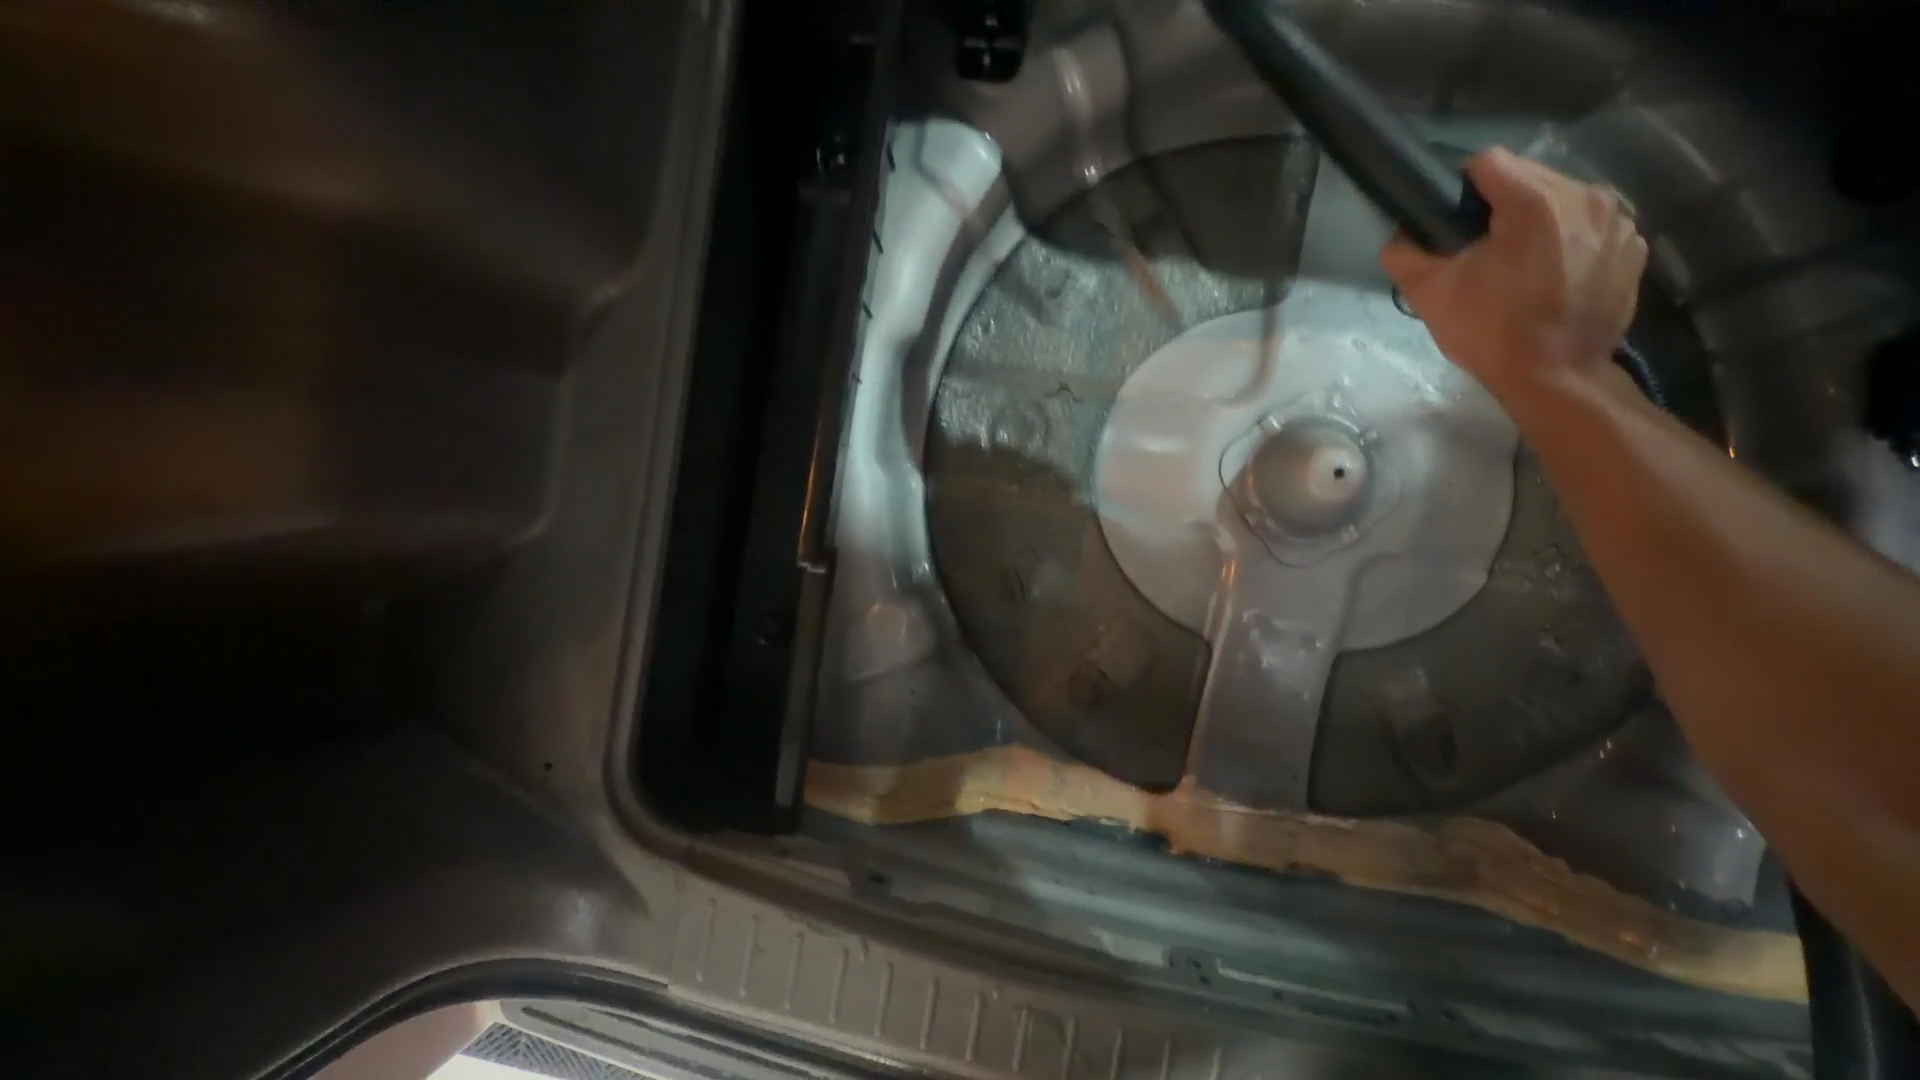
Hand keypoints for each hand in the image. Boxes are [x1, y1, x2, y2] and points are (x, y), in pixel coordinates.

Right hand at [1380, 148, 1647, 402]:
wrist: (1557, 377)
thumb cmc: (1492, 331)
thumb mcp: (1430, 295)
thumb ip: (1404, 256)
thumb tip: (1399, 238)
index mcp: (1535, 200)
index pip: (1488, 162)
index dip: (1460, 187)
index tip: (1451, 220)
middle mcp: (1586, 196)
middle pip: (1530, 177)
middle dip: (1502, 205)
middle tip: (1482, 250)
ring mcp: (1618, 221)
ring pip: (1563, 200)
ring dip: (1538, 222)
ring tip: (1519, 264)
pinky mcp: (1633, 247)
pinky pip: (1591, 227)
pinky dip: (1570, 241)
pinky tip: (1553, 276)